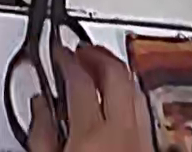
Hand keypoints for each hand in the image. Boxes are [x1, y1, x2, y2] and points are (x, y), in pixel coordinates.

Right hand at [28, 45, 152, 151]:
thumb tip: (39, 105)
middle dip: (98, 53)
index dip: (66, 57)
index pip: (79, 77)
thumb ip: (42, 133)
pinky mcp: (152, 151)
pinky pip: (144, 114)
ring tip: (100, 69)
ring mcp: (143, 143)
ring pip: (136, 90)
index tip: (59, 52)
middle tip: (81, 50)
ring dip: (117, 72)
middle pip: (117, 73)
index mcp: (92, 133)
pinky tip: (118, 102)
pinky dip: (130, 98)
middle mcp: (123, 134)